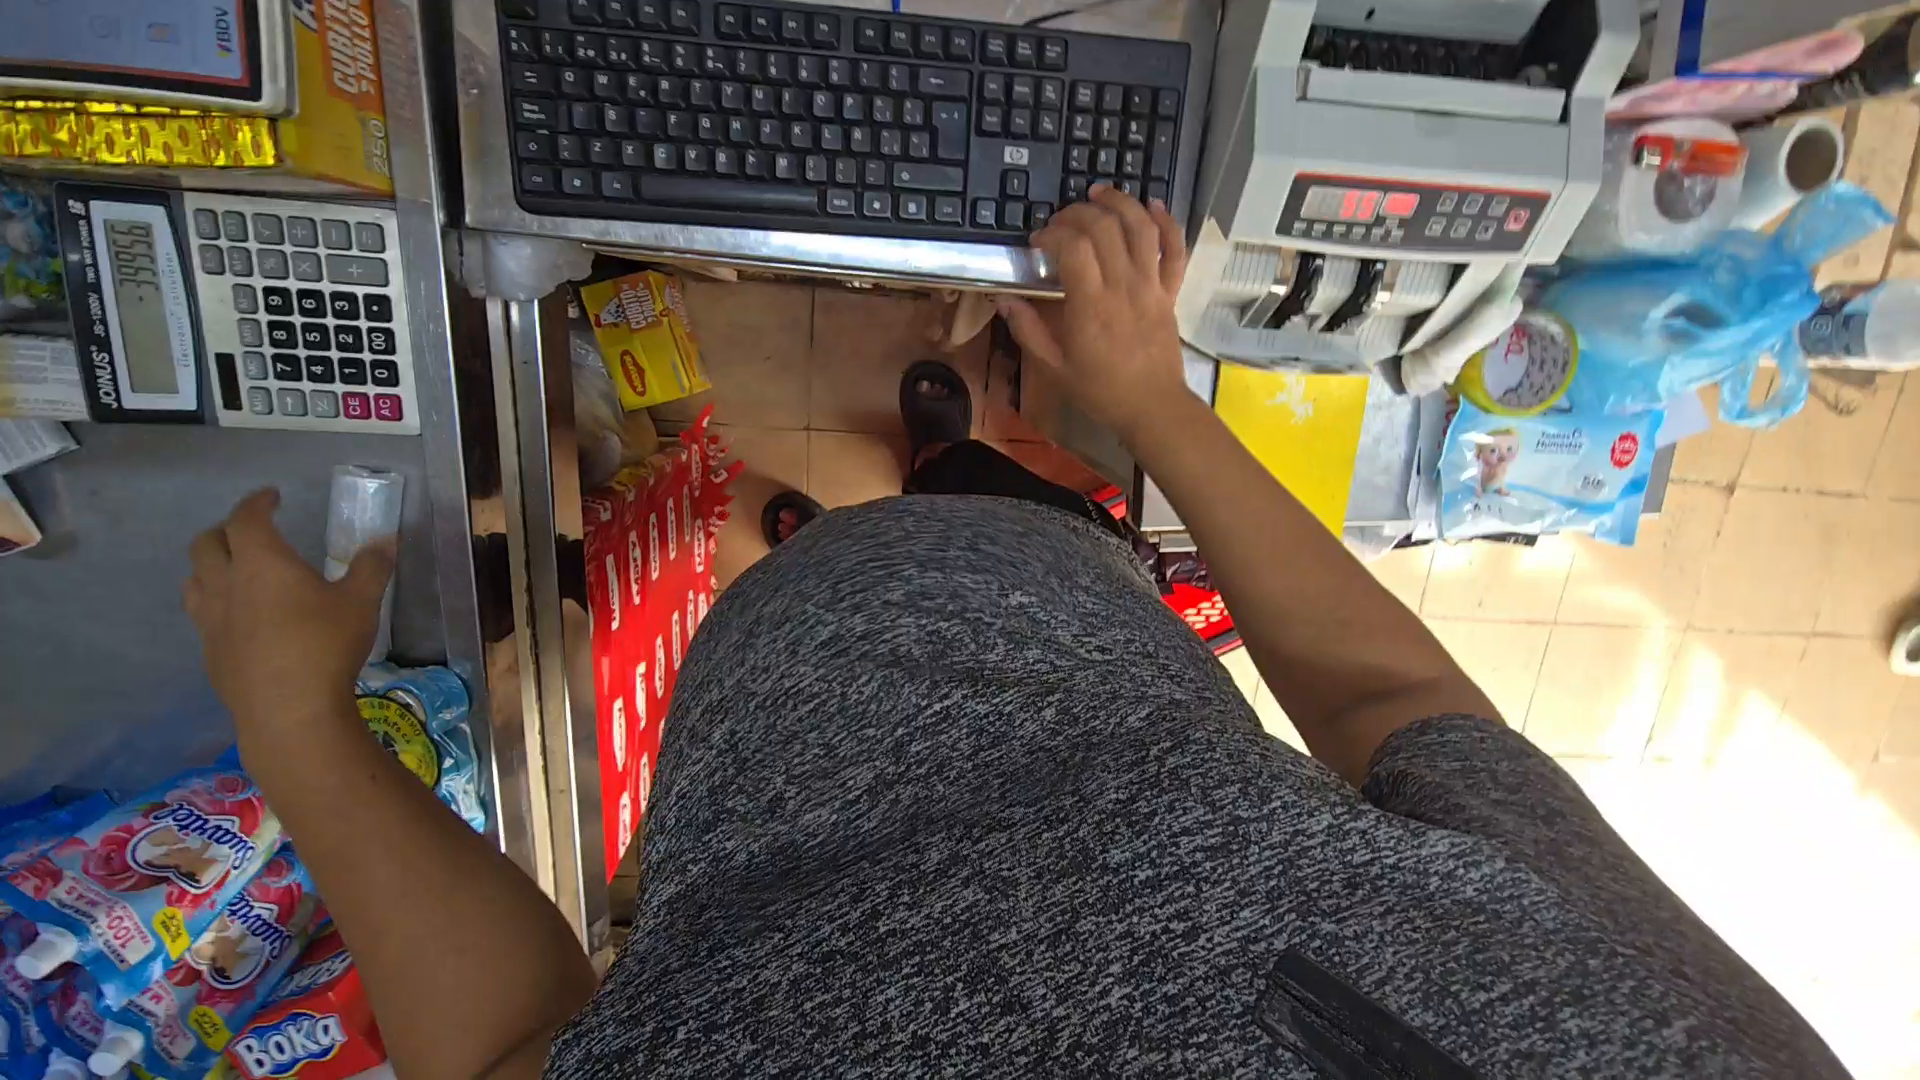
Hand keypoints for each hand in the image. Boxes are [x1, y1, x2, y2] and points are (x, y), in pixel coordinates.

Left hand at [185, 489, 393, 733]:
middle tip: (251, 531)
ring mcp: (210, 619)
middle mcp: (225, 584)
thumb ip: (371, 568)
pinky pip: (202, 612)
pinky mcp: (209, 649)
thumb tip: (385, 541)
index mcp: (261, 563)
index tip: (271, 496)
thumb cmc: (326, 644)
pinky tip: (242, 615)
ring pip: (194, 578)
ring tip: (237, 570)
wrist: (288, 707)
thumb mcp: (362, 602)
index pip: (246, 520)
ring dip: (211, 565)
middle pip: (206, 544)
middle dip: (226, 530)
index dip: (256, 503)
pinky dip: (217, 600)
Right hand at [997, 185, 1190, 442]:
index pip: (1073, 248)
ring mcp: (1151, 285)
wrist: (1152, 407)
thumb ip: (1028, 331)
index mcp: (1090, 306)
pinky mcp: (1170, 291)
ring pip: (1140, 227)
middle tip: (1060, 220)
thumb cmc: (1101, 391)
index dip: (1052, 233)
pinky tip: (1152, 206)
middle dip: (1077, 212)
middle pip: (1104, 227)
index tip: (1038, 241)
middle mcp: (1123, 286)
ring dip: (1119, 202)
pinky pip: (1174, 248)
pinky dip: (1166, 222)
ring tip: (1099, 194)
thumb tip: (1004, 300)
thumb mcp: (1055, 367)